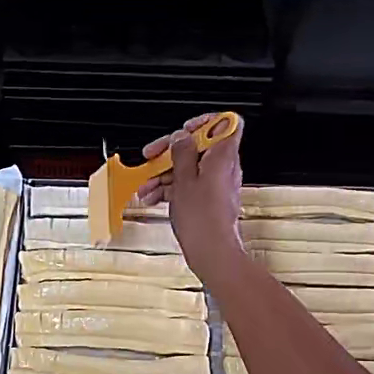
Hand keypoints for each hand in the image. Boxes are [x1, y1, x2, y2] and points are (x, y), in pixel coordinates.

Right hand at [137, 114, 244, 277]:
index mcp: (223, 156)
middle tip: (153, 157)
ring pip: (190, 167)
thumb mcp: (183, 179)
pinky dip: (172, 187)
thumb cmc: (204, 220)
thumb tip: (180, 138)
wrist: (212, 252)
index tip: (183, 129)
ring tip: (147, 184)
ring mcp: (217, 184)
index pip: (226, 123)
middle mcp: (224, 167)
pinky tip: (154, 196)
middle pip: (199, 146)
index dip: (204, 121)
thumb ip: (181, 153)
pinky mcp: (210, 200)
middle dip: (172, 151)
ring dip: (166, 172)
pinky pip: (190, 184)